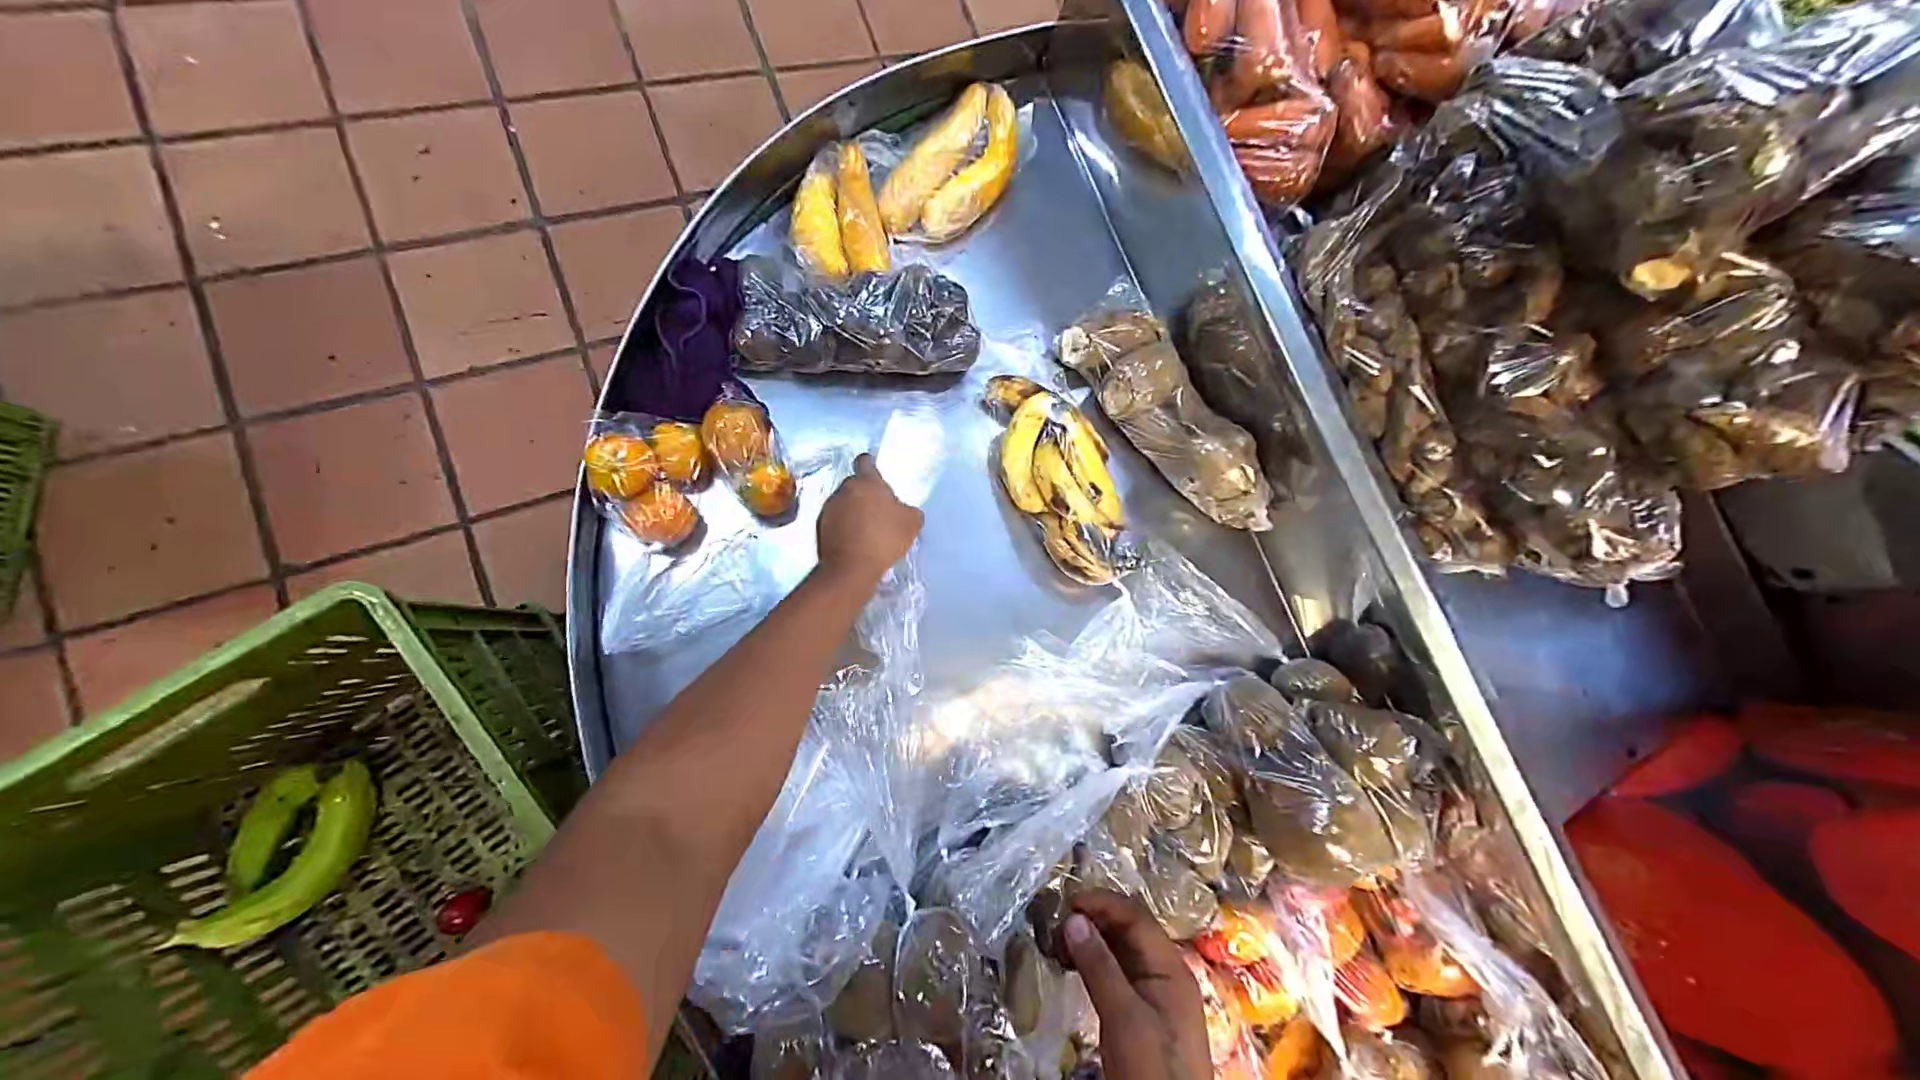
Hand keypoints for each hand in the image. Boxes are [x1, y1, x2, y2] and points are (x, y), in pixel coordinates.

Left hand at [817, 454, 922, 584]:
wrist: (852, 568)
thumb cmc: (884, 539)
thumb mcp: (911, 523)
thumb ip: (909, 509)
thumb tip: (904, 510)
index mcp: (866, 482)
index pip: (865, 461)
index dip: (872, 466)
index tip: (878, 478)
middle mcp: (844, 490)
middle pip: (855, 485)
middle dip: (866, 494)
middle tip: (879, 512)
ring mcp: (829, 508)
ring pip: (845, 503)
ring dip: (854, 511)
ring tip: (868, 530)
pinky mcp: (820, 526)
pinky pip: (836, 520)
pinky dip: (844, 526)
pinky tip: (856, 541)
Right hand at [1063, 890, 1212, 1079]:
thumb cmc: (1151, 1072)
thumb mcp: (1124, 1019)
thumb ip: (1100, 966)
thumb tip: (1074, 918)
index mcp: (1171, 968)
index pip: (1136, 917)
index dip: (1102, 903)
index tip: (1066, 903)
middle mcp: (1165, 974)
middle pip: (1129, 930)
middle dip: (1094, 919)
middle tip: (1056, 924)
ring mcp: (1155, 995)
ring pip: (1120, 951)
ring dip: (1091, 940)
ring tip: (1059, 942)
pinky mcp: (1142, 1014)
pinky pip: (1117, 973)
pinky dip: (1094, 963)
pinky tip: (1072, 966)